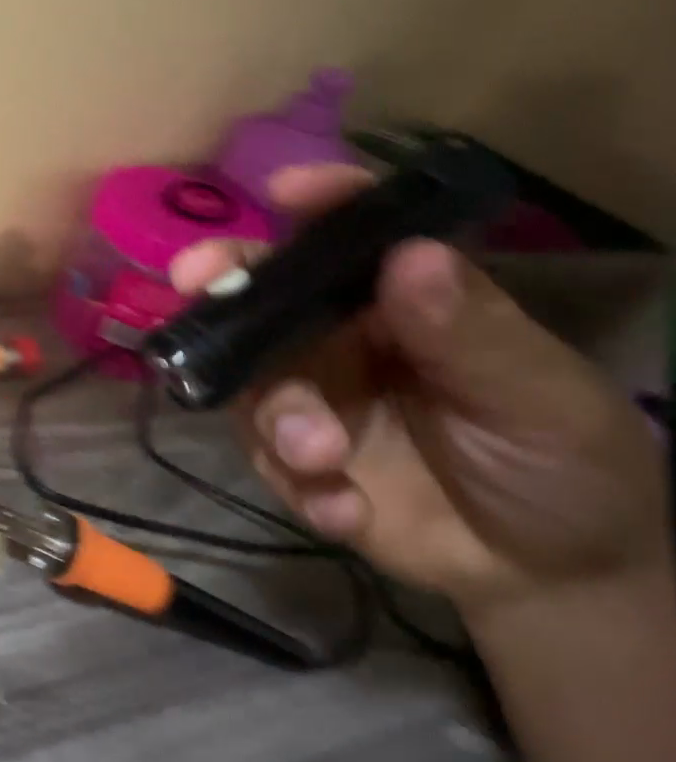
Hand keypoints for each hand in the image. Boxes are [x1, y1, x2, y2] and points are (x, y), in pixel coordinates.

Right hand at [170, 163, 671, 613]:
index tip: (287, 189)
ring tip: (322, 458)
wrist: (551, 572)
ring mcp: (306, 396)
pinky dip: (298, 484)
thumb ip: (470, 333)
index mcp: (396, 302)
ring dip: (277, 415)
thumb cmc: (565, 461)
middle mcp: (336, 337)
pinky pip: (262, 458)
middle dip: (220, 283)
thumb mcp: (539, 396)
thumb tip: (411, 254)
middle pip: (258, 294)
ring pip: (250, 381)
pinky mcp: (288, 459)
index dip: (318, 203)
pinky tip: (345, 511)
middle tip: (196, 280)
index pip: (350, 236)